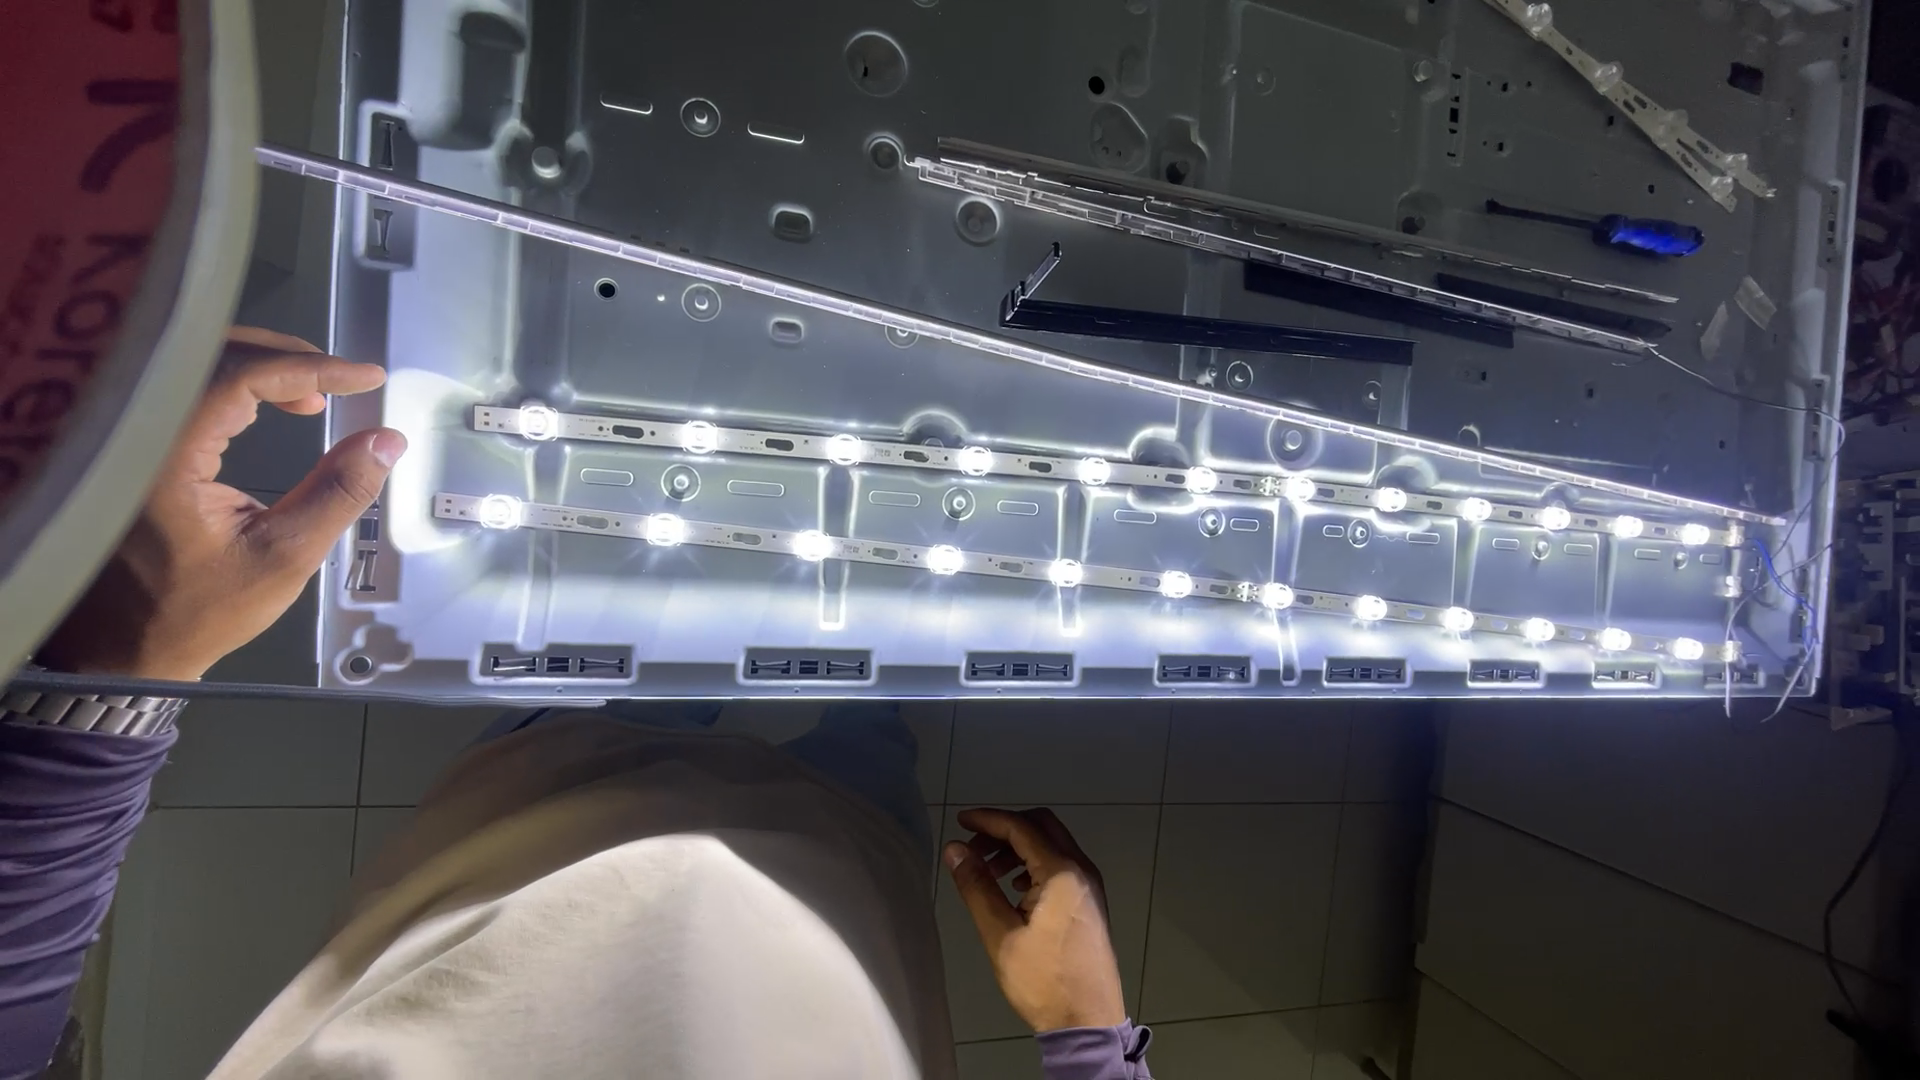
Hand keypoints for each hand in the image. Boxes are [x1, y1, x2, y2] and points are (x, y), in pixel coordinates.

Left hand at [35, 328, 404, 680]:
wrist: (118, 642)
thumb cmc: (201, 607)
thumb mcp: (289, 553)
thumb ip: (341, 491)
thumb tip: (387, 441)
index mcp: (160, 456)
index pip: (239, 377)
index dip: (312, 368)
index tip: (367, 376)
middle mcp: (128, 432)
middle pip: (209, 355)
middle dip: (288, 358)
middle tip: (346, 380)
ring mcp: (118, 434)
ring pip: (193, 364)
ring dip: (263, 368)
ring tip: (316, 395)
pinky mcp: (122, 442)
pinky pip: (180, 387)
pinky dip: (234, 385)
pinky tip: (270, 407)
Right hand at [944, 807, 1126, 1032]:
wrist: (1089, 1025)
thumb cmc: (1043, 982)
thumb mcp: (1001, 935)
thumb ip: (977, 887)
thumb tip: (956, 849)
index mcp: (1061, 872)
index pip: (1020, 827)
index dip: (988, 819)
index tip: (960, 821)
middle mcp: (1081, 868)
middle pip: (1040, 824)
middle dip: (1004, 828)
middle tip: (974, 847)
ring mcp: (1089, 883)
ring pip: (1052, 842)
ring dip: (1019, 845)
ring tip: (989, 870)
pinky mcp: (1090, 899)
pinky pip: (1061, 862)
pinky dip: (1034, 861)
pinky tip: (1014, 888)